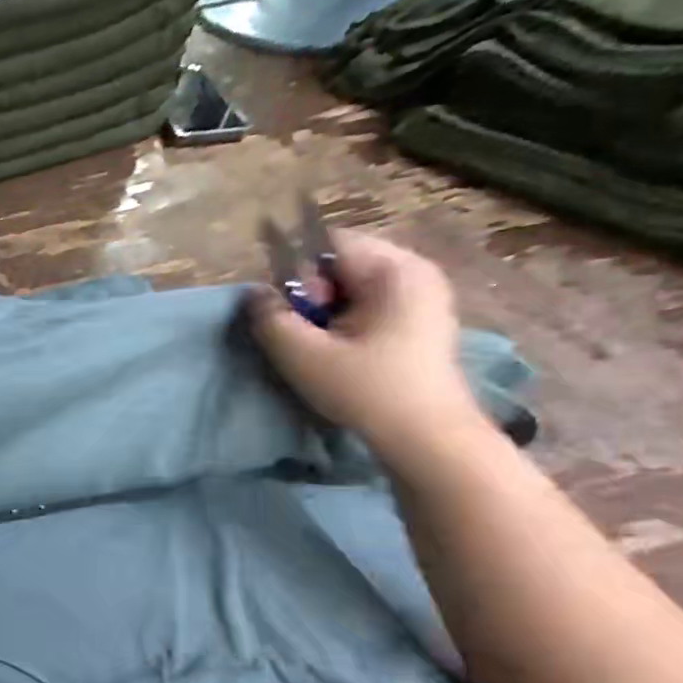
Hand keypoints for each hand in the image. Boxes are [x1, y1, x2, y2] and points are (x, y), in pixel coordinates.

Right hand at [247, 230, 484, 460]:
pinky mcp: (425, 320)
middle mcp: (416, 270)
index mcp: (393, 269)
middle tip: (310, 334)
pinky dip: (350, 320)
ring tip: (326, 346)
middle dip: (315, 294)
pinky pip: (374, 302)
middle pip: (342, 262)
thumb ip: (269, 317)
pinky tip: (348, 353)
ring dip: (330, 310)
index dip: (299, 274)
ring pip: (355, 285)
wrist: (428, 439)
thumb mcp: (302, 355)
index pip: (327, 242)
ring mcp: (426, 295)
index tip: (297, 314)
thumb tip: (254, 294)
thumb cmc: (366, 390)